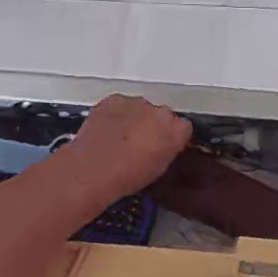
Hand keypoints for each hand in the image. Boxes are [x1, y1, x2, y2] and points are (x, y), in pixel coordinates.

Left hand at [47, 94, 191, 205]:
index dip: (174, 137)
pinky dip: (117, 114)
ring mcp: (136, 103)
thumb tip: (165, 143)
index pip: (184, 127)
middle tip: (141, 142)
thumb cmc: (130, 177)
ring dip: (136, 118)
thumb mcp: (160, 168)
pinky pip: (121, 105)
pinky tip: (108, 129)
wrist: (94, 170)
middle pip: (163, 115)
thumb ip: (169, 149)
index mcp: (177, 130)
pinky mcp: (113, 99)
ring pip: (141, 108)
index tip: (164, 146)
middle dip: (155, 125)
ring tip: (121, 137)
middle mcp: (161, 112)